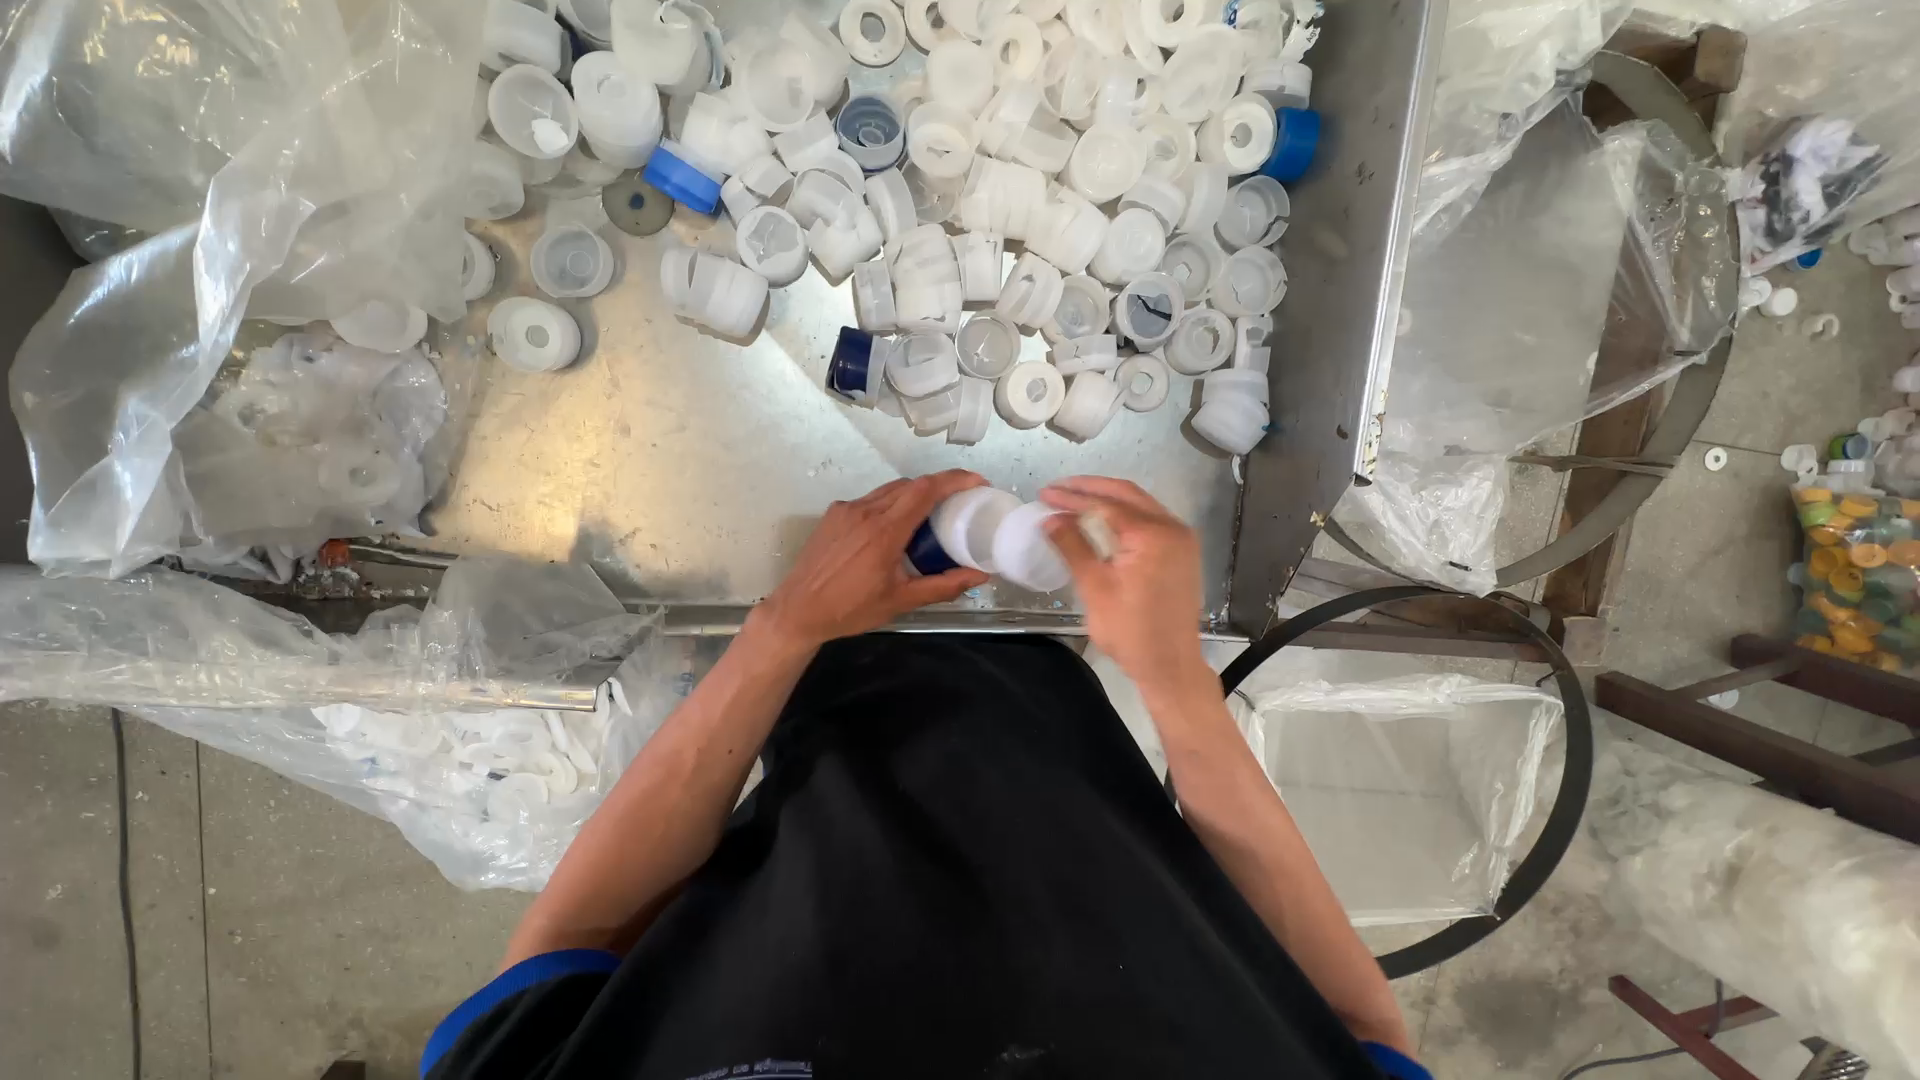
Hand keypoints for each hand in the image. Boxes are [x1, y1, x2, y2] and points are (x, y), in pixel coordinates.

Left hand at [753, 471, 990, 649]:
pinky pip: (870, 500)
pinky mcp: (833, 514)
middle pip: (911, 485)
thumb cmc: (851, 609)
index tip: (977, 483)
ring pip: (889, 491)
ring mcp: (846, 510)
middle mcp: (865, 512)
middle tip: (959, 503)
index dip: (955, 480)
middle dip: (939, 487)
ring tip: (929, 516)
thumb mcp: (901, 601)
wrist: (798, 611)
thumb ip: (943, 586)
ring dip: (913, 496)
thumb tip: (979, 575)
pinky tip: (894, 529)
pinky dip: (890, 506)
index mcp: (885, 532)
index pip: (925, 490)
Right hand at [1041, 476, 1210, 692]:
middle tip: (1058, 489)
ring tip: (1074, 499)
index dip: (1072, 497)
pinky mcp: (1182, 553)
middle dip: (1090, 488)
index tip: (1045, 494)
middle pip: (1127, 495)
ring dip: (1107, 499)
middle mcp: (1173, 528)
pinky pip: (1150, 521)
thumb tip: (1050, 518)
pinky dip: (1124, 515)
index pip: (1106, 504)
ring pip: (1140, 505)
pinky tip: (1102, 519)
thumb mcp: (1095, 588)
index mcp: (1153, 535)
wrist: (1170, 666)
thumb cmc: (1131, 632)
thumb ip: (1073, 547)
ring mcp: (1182, 540)